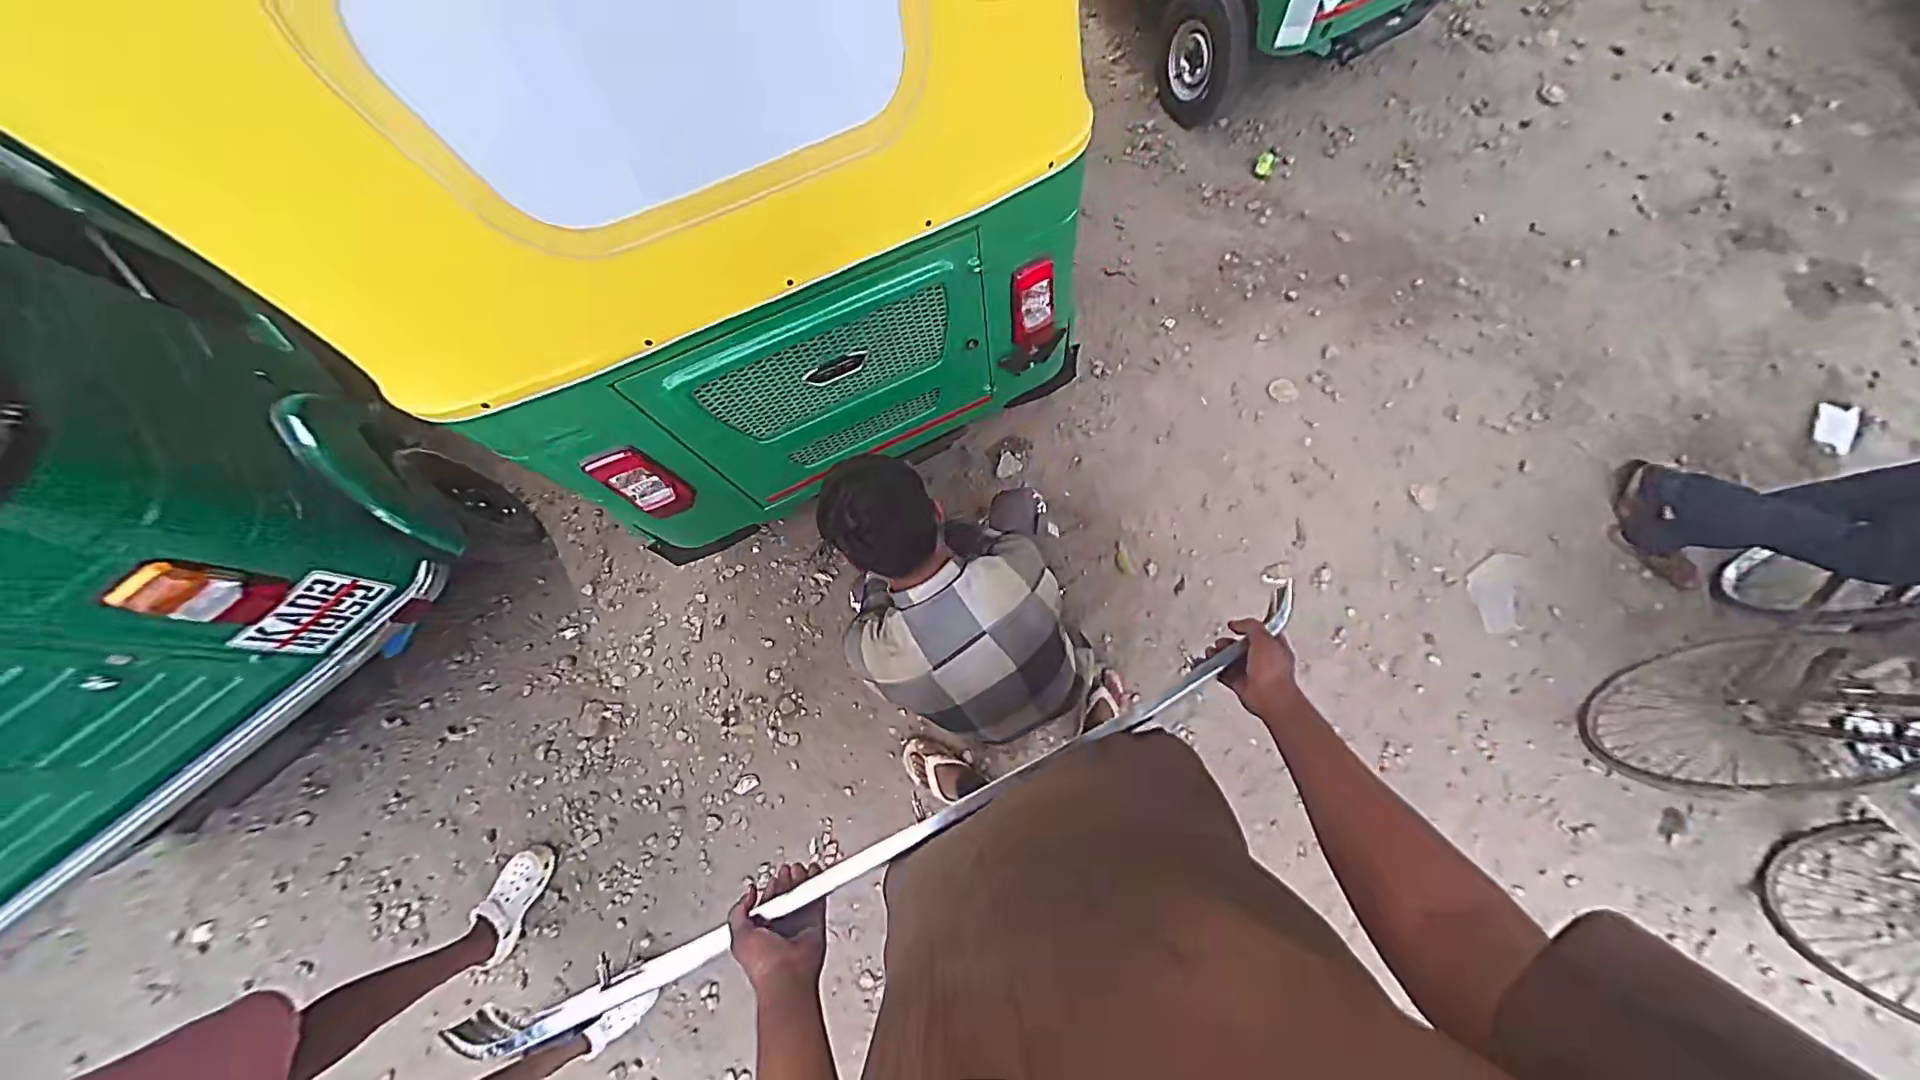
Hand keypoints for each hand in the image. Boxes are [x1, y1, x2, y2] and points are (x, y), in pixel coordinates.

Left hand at [728, 862, 827, 997]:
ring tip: (799, 869)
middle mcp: (780, 927)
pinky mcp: (815, 922)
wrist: (786, 975)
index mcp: (761, 930)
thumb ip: (739, 912)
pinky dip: (817, 884)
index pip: (766, 903)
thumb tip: (748, 894)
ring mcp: (798, 924)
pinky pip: (817, 898)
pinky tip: (814, 874)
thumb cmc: (762, 964)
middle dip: (786, 880)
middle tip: (788, 870)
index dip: (769, 889)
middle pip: (785, 895)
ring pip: (801, 895)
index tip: (773, 877)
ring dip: (801, 880)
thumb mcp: (739, 936)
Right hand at [1208, 618, 1301, 717]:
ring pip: (1231, 659)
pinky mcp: (1240, 683)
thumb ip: (1251, 626)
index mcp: (1274, 646)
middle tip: (1221, 643)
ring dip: (1219, 654)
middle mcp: (1263, 659)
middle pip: (1241, 646)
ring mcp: (1251, 671)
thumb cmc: (1273, 672)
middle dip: (1227, 642)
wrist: (1269, 697)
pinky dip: (1215, 668)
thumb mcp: (1264, 639)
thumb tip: (1238, 623)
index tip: (1234, 626)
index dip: (1247, 627)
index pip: (1260, 632)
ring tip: (1212, 652)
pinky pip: (1224, 673)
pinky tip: (1208, 664)